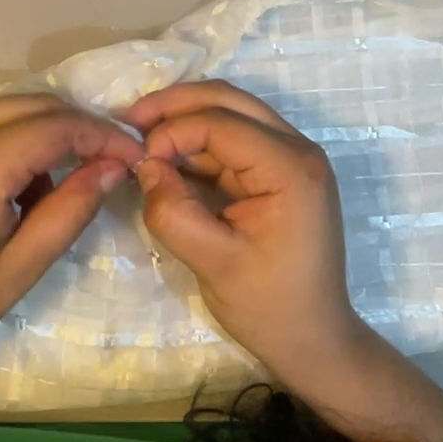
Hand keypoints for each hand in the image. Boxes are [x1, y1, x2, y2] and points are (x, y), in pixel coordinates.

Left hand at [0, 93, 143, 379]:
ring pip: (5, 109)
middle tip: (110, 165)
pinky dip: (9, 139)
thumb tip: (112, 168)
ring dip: (43, 133)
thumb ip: (70, 209)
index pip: (58, 127)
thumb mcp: (18, 267)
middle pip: (34, 104)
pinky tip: (16, 185)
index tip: (136, 157)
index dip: (104, 138)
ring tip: (60, 187)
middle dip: (78, 128)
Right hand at [120, 81, 368, 380]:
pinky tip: (166, 156)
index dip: (172, 132)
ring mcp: (291, 159)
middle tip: (129, 120)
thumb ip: (173, 212)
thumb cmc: (270, 306)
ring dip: (185, 121)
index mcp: (292, 168)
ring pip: (230, 114)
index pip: (221, 123)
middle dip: (176, 105)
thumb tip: (144, 165)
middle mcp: (298, 150)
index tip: (137, 161)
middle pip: (229, 101)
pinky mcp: (278, 173)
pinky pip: (233, 141)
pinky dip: (197, 144)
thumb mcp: (213, 263)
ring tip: (141, 137)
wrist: (314, 340)